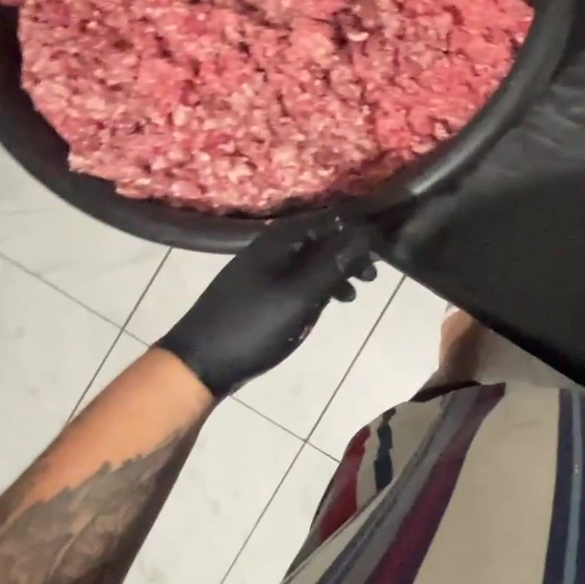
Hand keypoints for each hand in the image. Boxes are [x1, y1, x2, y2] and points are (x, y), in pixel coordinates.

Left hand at [157, 216, 378, 397]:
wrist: (201, 362)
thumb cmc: (253, 326)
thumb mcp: (299, 296)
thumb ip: (334, 263)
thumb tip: (367, 234)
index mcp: (280, 241)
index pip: (328, 220)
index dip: (357, 230)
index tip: (383, 246)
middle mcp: (272, 247)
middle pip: (320, 238)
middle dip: (349, 252)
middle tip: (372, 275)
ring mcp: (265, 269)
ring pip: (311, 260)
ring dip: (336, 271)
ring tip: (356, 292)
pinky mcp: (262, 291)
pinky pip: (299, 278)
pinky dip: (319, 285)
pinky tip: (329, 302)